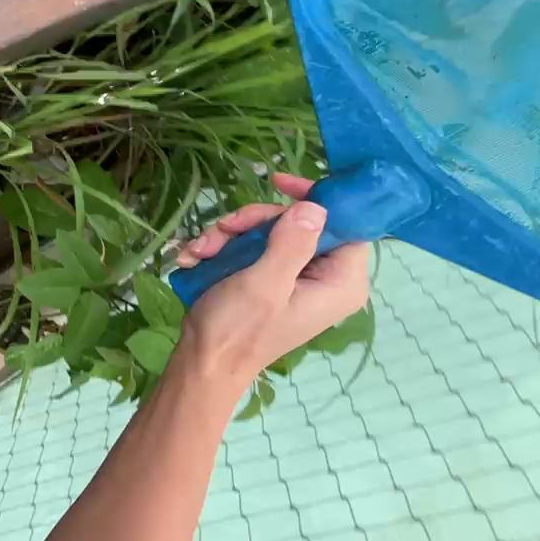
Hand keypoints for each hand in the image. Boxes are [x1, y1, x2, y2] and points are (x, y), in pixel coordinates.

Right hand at [170, 173, 369, 394]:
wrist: (206, 359)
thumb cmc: (240, 327)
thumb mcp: (264, 283)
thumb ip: (292, 244)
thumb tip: (316, 207)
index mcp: (340, 283)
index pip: (345, 227)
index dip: (315, 200)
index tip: (277, 181)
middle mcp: (323, 278)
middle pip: (296, 224)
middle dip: (252, 222)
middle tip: (221, 229)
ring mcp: (293, 279)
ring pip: (266, 233)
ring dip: (227, 235)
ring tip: (199, 250)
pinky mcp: (266, 280)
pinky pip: (248, 248)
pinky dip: (219, 248)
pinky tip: (194, 257)